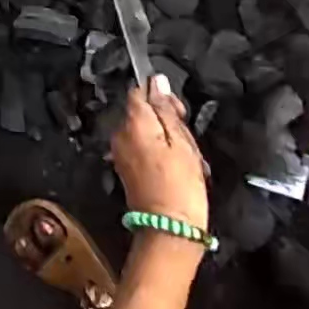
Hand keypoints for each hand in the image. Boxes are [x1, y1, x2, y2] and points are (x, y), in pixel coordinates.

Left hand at [113, 74, 208, 229]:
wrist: (169, 228)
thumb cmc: (181, 184)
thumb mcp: (181, 143)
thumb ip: (166, 109)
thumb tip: (156, 80)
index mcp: (132, 122)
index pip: (139, 91)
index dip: (160, 97)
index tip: (180, 113)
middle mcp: (119, 131)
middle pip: (142, 111)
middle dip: (166, 121)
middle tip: (188, 143)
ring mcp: (120, 150)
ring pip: (145, 131)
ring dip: (167, 139)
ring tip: (188, 160)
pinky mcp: (125, 166)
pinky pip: (142, 147)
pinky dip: (160, 153)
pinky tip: (179, 169)